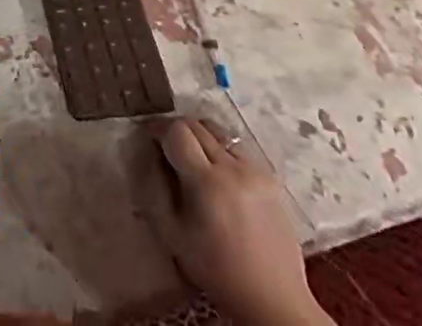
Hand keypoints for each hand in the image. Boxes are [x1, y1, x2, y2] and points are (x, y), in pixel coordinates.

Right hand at [142, 119, 330, 325]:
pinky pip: (238, 148)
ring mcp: (256, 171)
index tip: (149, 139)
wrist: (272, 297)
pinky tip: (218, 175)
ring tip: (193, 159)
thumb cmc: (216, 269)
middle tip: (166, 149)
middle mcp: (234, 168)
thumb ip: (154, 187)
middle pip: (197, 125)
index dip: (158, 129)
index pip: (177, 131)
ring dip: (200, 136)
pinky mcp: (271, 178)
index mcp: (207, 182)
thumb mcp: (172, 234)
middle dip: (176, 130)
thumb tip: (149, 152)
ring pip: (219, 131)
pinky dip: (221, 150)